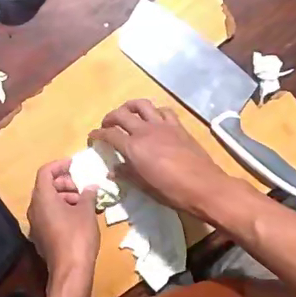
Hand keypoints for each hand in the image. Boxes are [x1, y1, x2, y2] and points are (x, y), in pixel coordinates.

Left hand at [29, 158, 98, 282]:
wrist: (70, 270)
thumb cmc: (78, 235)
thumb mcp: (86, 211)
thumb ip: (88, 195)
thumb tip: (91, 186)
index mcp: (42, 198)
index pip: (45, 172)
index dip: (59, 165)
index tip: (74, 164)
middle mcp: (34, 209)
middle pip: (45, 186)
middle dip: (64, 182)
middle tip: (81, 186)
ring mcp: (35, 224)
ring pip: (47, 202)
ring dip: (64, 196)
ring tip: (83, 201)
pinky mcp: (41, 236)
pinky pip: (48, 215)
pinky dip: (61, 209)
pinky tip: (78, 215)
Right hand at [90, 100, 238, 222]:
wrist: (203, 186)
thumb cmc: (170, 191)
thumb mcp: (144, 186)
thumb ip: (127, 174)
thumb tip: (113, 170)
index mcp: (133, 147)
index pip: (109, 134)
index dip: (97, 134)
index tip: (93, 137)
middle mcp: (145, 130)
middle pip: (121, 114)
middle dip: (110, 117)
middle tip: (107, 125)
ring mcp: (163, 125)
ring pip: (142, 105)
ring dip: (130, 106)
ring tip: (127, 113)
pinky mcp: (178, 126)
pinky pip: (163, 111)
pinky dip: (154, 111)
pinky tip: (154, 118)